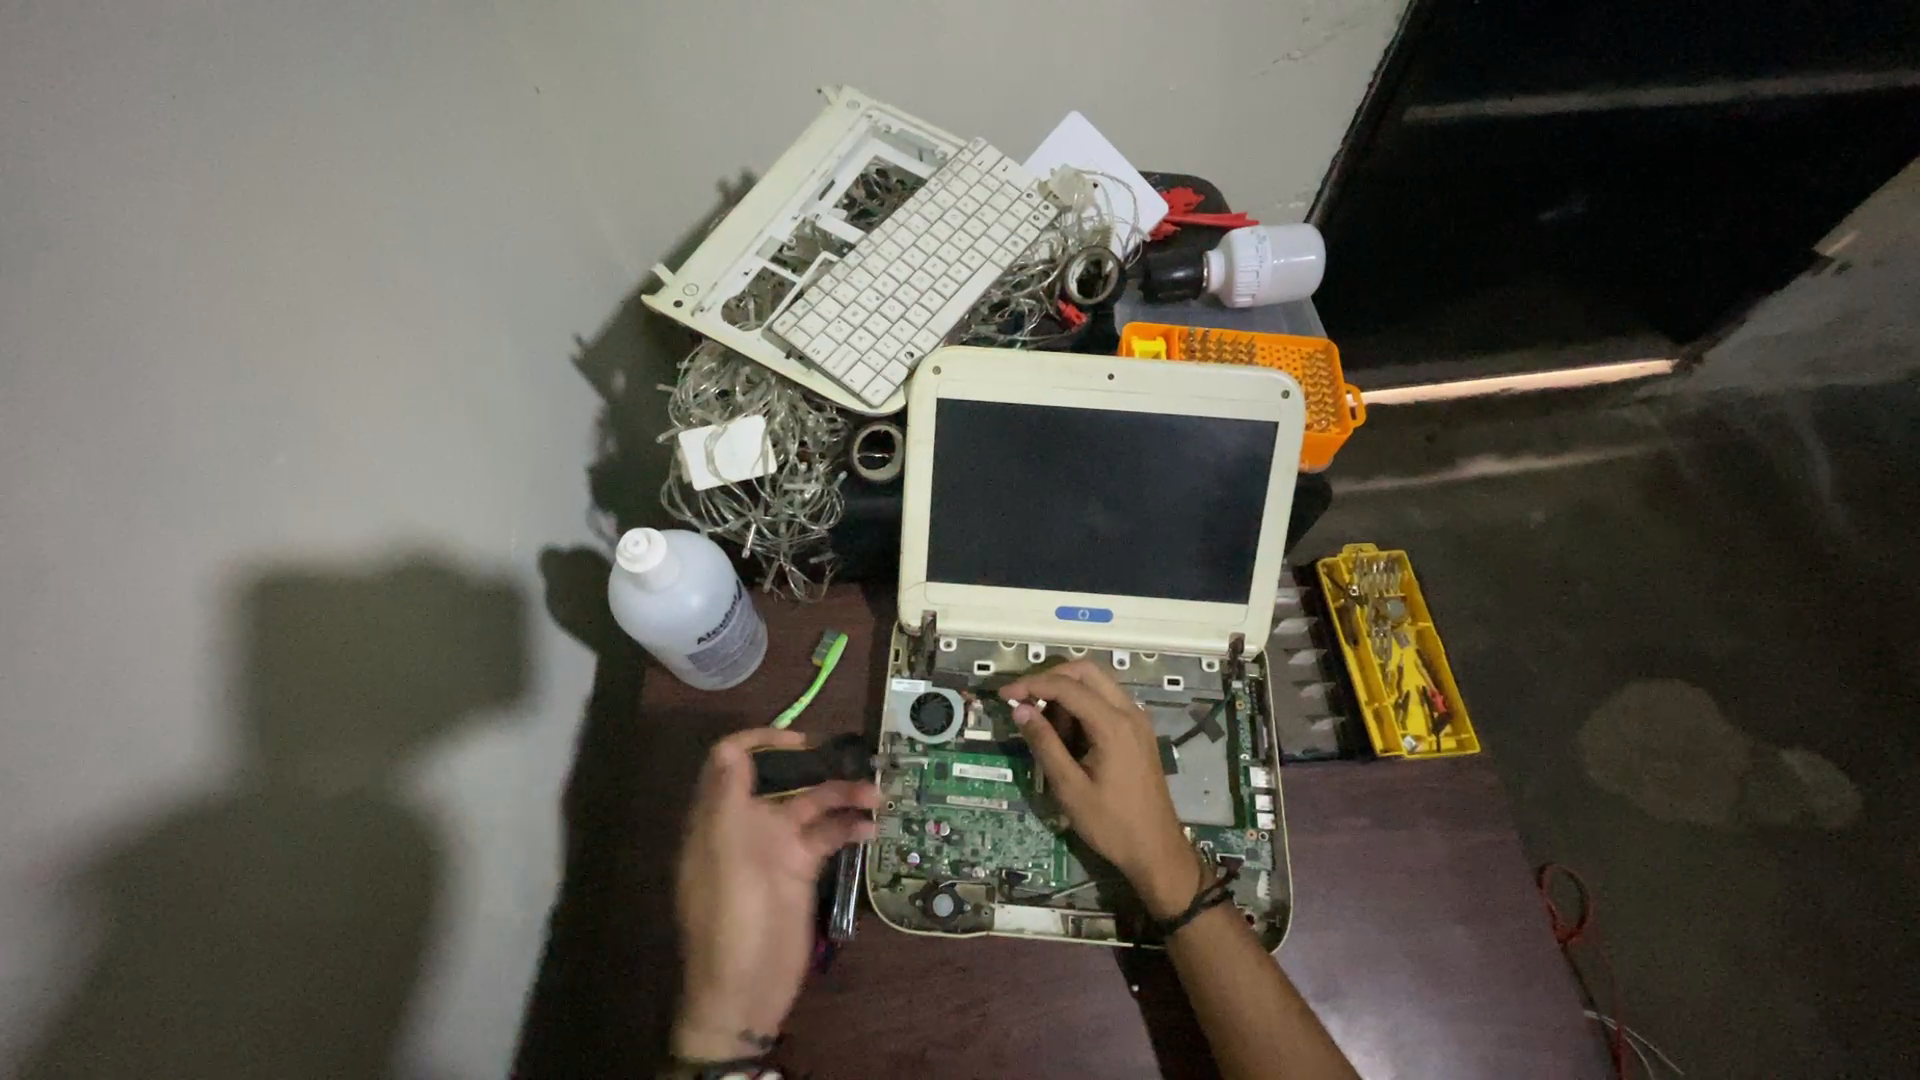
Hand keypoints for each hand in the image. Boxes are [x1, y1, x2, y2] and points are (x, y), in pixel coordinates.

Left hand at [673, 728, 879, 1061]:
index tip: (800, 740)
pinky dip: (849, 827)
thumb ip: (727, 798)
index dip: (762, 740)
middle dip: (815, 763)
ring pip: (812, 803)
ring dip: (843, 794)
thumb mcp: (722, 853)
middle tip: (852, 757)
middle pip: (782, 777)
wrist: (744, 989)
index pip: (732, 759)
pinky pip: (827, 834)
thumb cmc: (728, 917)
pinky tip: (871, 828)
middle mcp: (748, 822)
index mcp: (720, 815)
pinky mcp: (801, 867)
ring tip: (876, 795)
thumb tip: (730, 748)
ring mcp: (776, 845)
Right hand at [999, 660, 1201, 918]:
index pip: (1066, 686)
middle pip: (1085, 671)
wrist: (1156, 850)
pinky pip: (1106, 701)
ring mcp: (1137, 719)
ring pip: (1097, 683)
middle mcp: (1129, 711)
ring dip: (1067, 692)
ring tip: (1047, 728)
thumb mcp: (1069, 787)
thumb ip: (1044, 743)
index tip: (1003, 694)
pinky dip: (1082, 705)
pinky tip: (1068, 734)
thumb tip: (1019, 709)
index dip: (1031, 685)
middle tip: (1024, 700)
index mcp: (1113, 724)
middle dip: (1050, 678)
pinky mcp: (1138, 730)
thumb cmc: (1112, 824)